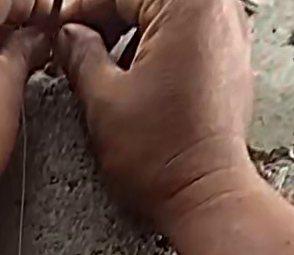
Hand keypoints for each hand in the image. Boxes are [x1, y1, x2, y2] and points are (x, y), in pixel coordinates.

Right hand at [54, 0, 257, 230]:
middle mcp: (216, 7)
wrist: (203, 197)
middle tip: (80, 51)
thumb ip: (81, 57)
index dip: (83, 9)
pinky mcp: (231, 64)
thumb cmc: (163, 158)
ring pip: (168, 14)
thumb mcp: (104, 102)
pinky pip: (189, 37)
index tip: (63, 32)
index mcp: (186, 2)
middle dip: (109, 20)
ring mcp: (229, 34)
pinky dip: (159, 49)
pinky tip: (138, 82)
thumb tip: (69, 36)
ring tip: (108, 72)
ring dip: (133, 35)